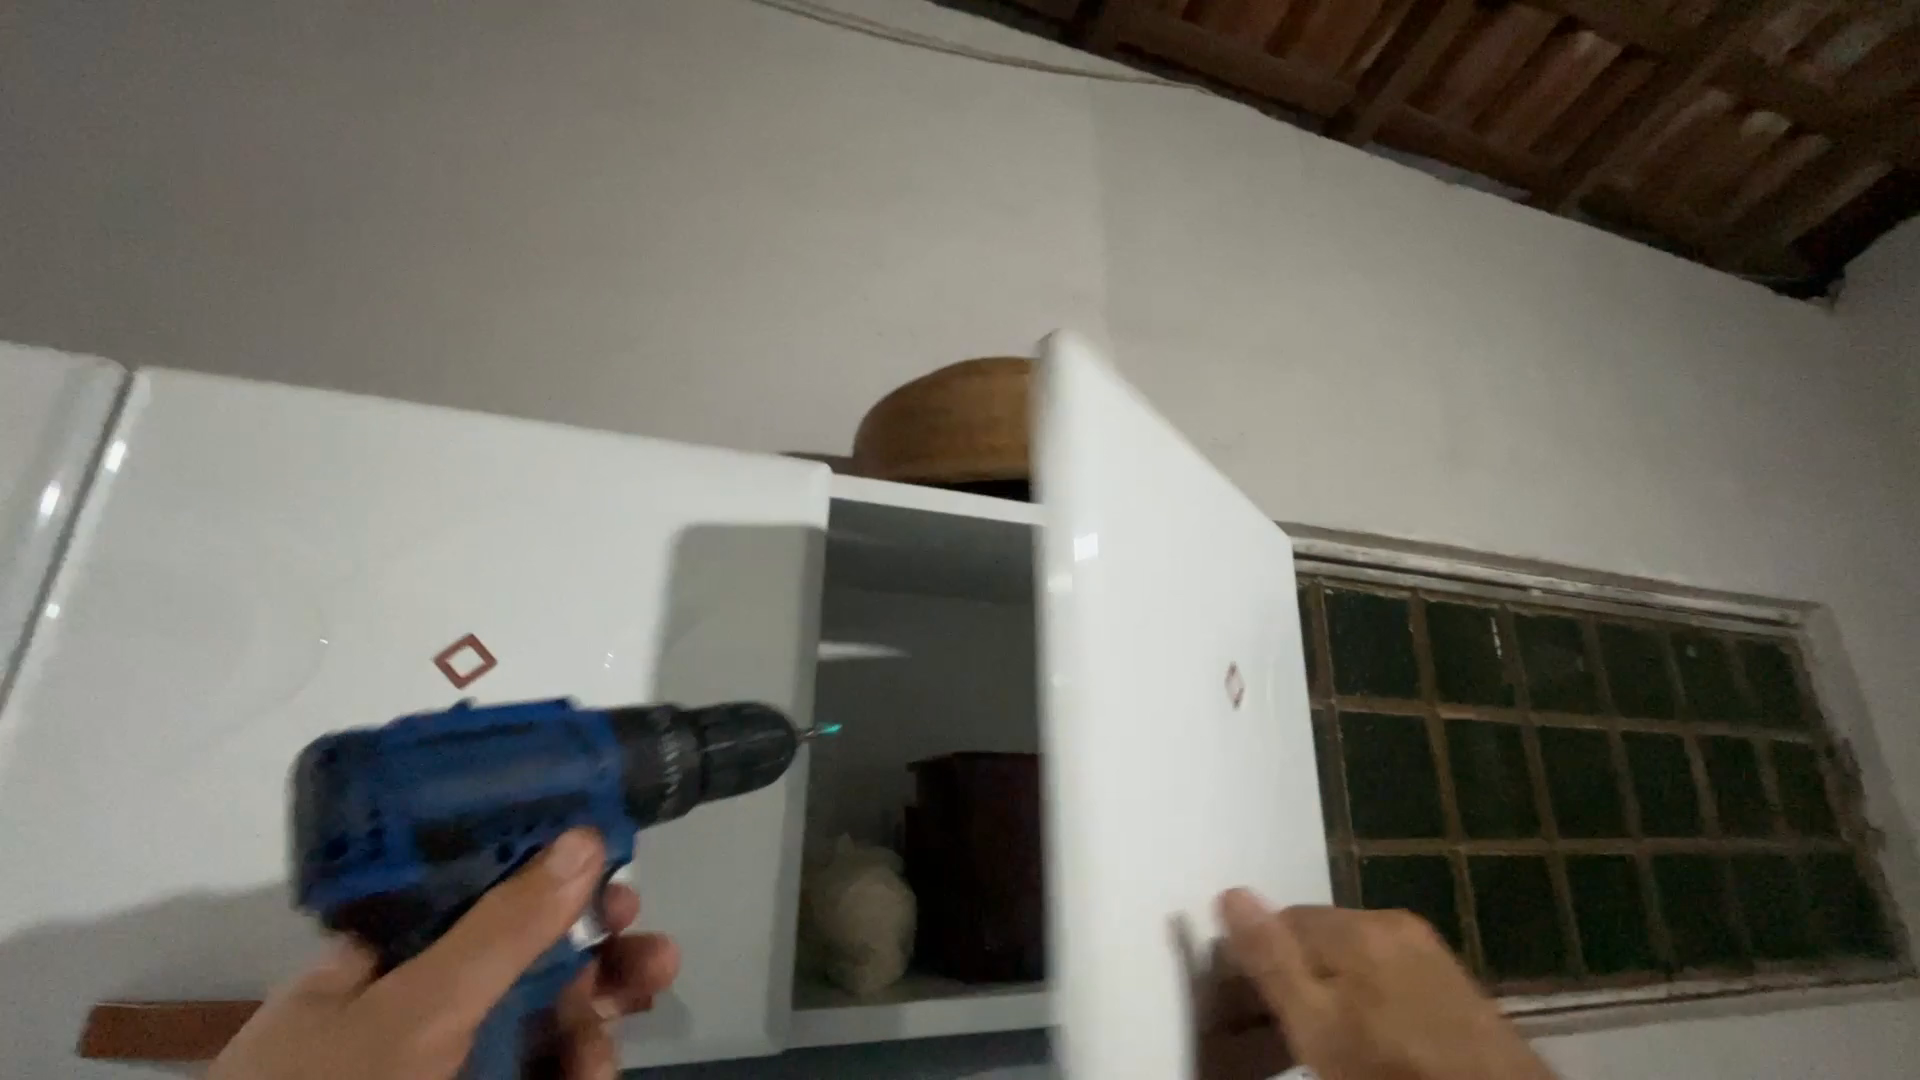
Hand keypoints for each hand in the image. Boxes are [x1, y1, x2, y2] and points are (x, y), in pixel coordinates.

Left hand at [210, 829, 679, 1079]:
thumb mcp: (414, 1014)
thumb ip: (502, 927)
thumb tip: (586, 835)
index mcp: (370, 972)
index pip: (466, 893)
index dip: (542, 872)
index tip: (605, 866)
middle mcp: (413, 1014)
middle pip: (524, 956)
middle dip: (597, 952)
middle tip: (654, 952)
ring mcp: (449, 1067)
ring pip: (544, 1019)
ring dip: (600, 1017)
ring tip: (626, 1033)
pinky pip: (547, 1069)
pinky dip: (582, 1068)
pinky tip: (594, 1077)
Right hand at [1217, 889, 1554, 1079]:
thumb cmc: (1398, 1079)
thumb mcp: (1320, 1032)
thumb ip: (1272, 960)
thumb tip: (1230, 892)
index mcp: (1358, 925)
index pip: (1278, 920)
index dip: (1253, 960)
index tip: (1242, 1007)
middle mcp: (1393, 922)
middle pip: (1315, 935)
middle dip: (1289, 972)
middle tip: (1277, 1029)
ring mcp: (1430, 953)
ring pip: (1350, 956)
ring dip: (1325, 987)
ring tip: (1320, 1041)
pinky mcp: (1455, 988)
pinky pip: (1384, 975)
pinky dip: (1363, 997)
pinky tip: (1367, 1039)